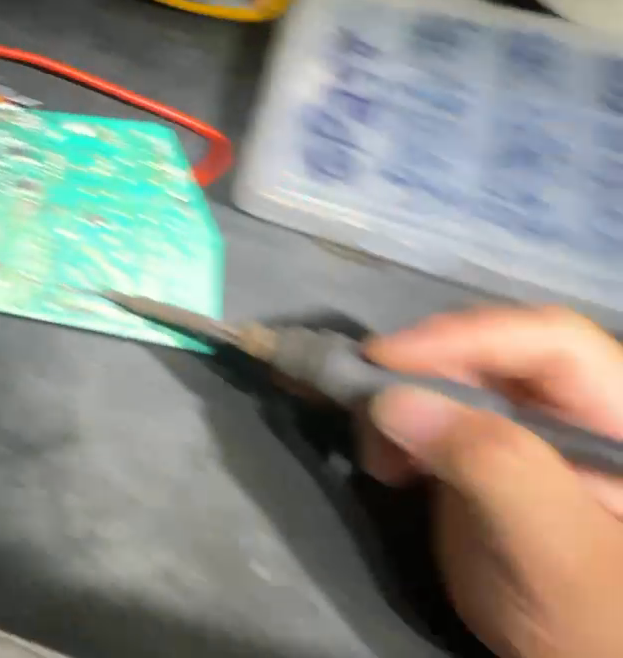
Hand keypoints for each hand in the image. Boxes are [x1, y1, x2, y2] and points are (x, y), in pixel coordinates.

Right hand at [361, 307, 622, 657]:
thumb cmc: (599, 623)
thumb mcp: (556, 553)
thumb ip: (495, 470)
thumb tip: (392, 399)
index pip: (552, 343)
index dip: (466, 337)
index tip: (381, 360)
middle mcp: (590, 417)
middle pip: (493, 354)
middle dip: (416, 374)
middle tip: (361, 407)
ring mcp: (540, 435)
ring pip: (451, 379)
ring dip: (394, 403)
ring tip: (379, 457)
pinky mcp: (493, 453)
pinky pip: (431, 409)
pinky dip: (389, 421)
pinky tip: (381, 460)